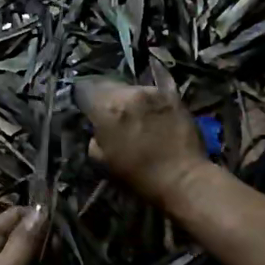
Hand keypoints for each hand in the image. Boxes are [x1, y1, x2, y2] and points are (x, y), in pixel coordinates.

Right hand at [74, 76, 209, 205]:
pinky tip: (150, 103)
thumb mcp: (102, 162)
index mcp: (106, 109)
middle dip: (105, 96)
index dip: (82, 98)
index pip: (84, 90)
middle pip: (107, 84)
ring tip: (134, 114)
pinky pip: (155, 87)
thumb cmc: (139, 176)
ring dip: (129, 97)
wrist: (183, 179)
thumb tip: (96, 128)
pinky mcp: (172, 94)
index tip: (85, 106)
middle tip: (109, 111)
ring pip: (131, 87)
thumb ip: (94, 138)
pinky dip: (149, 95)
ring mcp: (152, 91)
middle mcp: (128, 93)